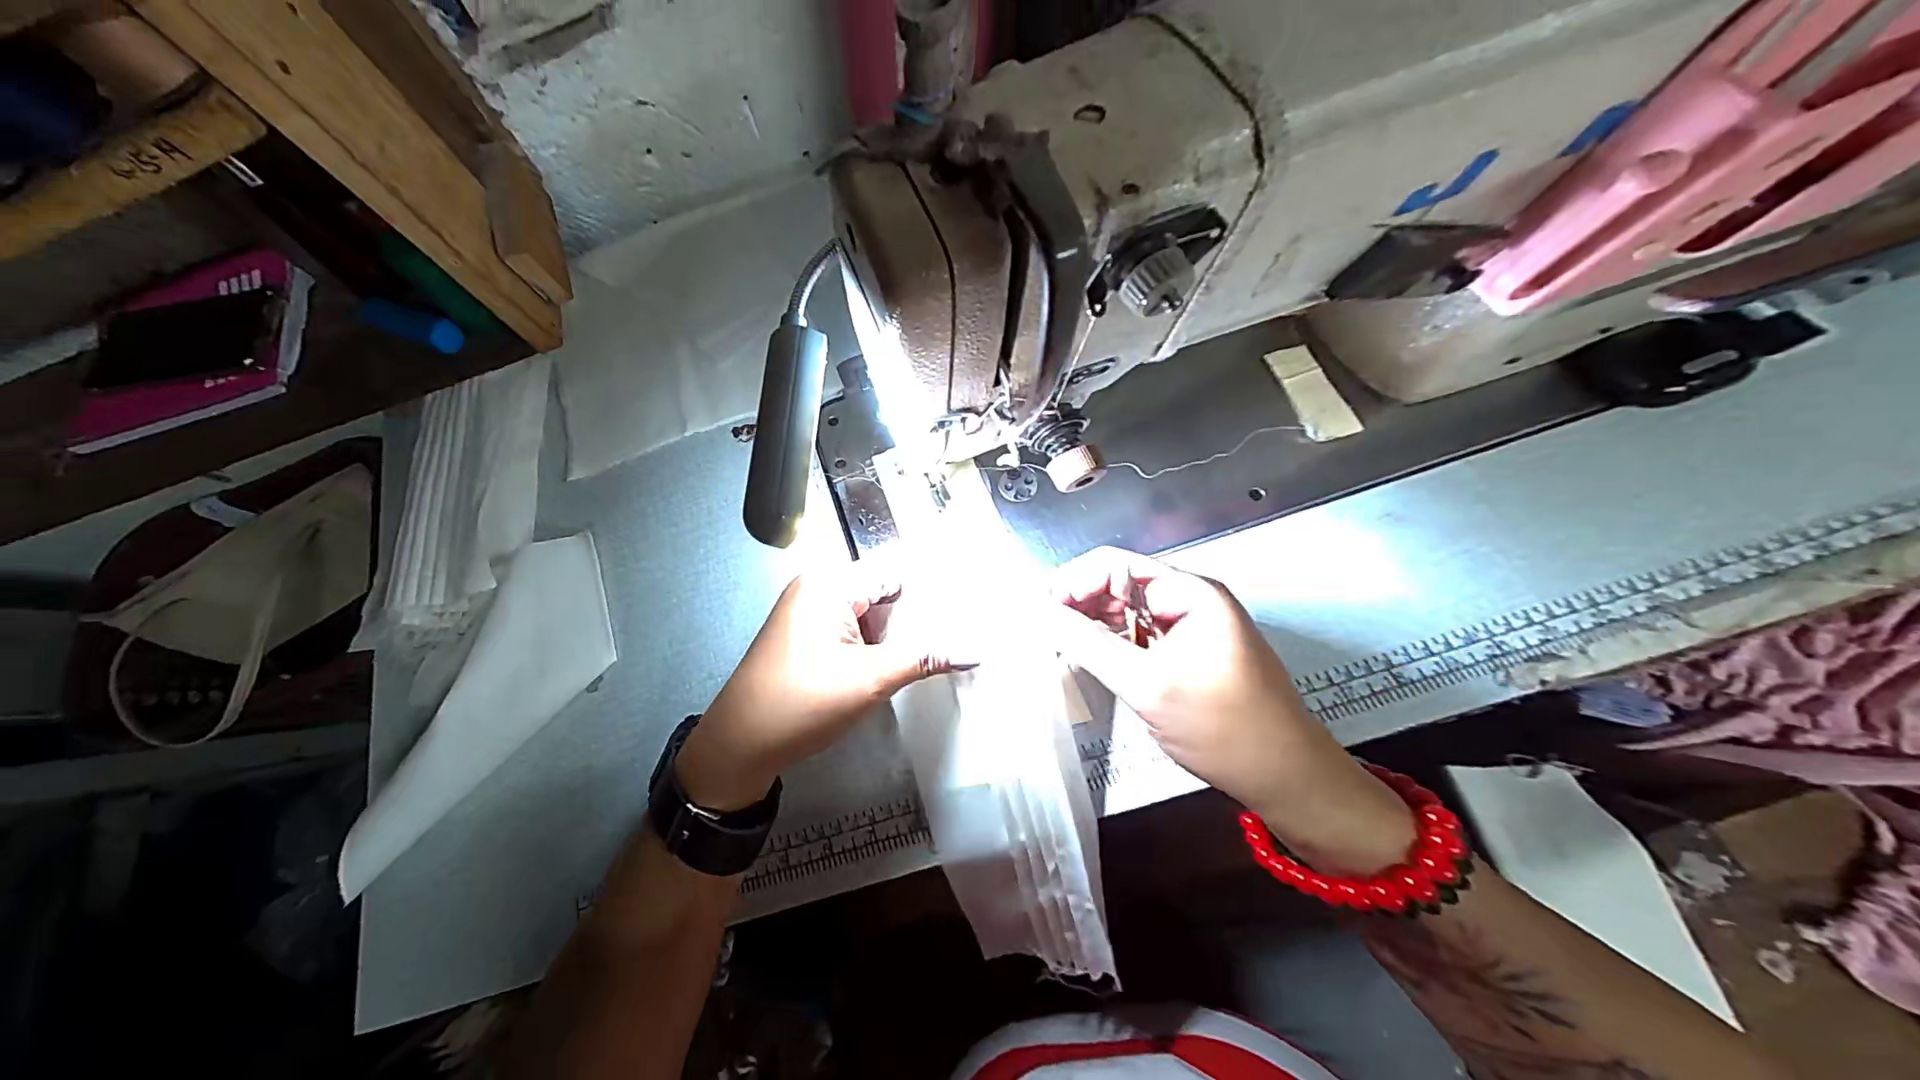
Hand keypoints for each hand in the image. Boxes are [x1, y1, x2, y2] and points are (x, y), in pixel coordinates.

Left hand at [677, 562, 964, 809]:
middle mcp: (820, 589)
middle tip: (970, 627)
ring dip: (904, 632)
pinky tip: (913, 659)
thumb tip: (974, 649)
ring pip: (875, 614)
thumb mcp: (868, 681)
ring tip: (951, 644)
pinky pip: (859, 631)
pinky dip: (883, 645)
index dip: (935, 585)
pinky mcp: (814, 638)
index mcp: (828, 584)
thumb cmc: (798, 705)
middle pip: (886, 590)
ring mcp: (815, 614)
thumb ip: (923, 658)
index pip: (895, 571)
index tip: (976, 598)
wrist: (739, 747)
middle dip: (923, 612)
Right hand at [1043, 547, 1415, 874]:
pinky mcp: (1188, 653)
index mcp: (1190, 592)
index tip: (1038, 613)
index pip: (1113, 564)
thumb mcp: (1148, 685)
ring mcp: (1191, 626)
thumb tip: (1041, 612)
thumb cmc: (1226, 729)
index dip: (1071, 583)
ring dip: (1092, 624)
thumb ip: (1089, 643)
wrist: (1287, 777)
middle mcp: (1191, 600)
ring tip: (1061, 647)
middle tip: (1044, 634)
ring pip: (1127, 611)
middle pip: (1119, 583)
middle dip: (1078, 603)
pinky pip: (1140, 635)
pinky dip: (1112, 643)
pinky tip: (1091, 659)